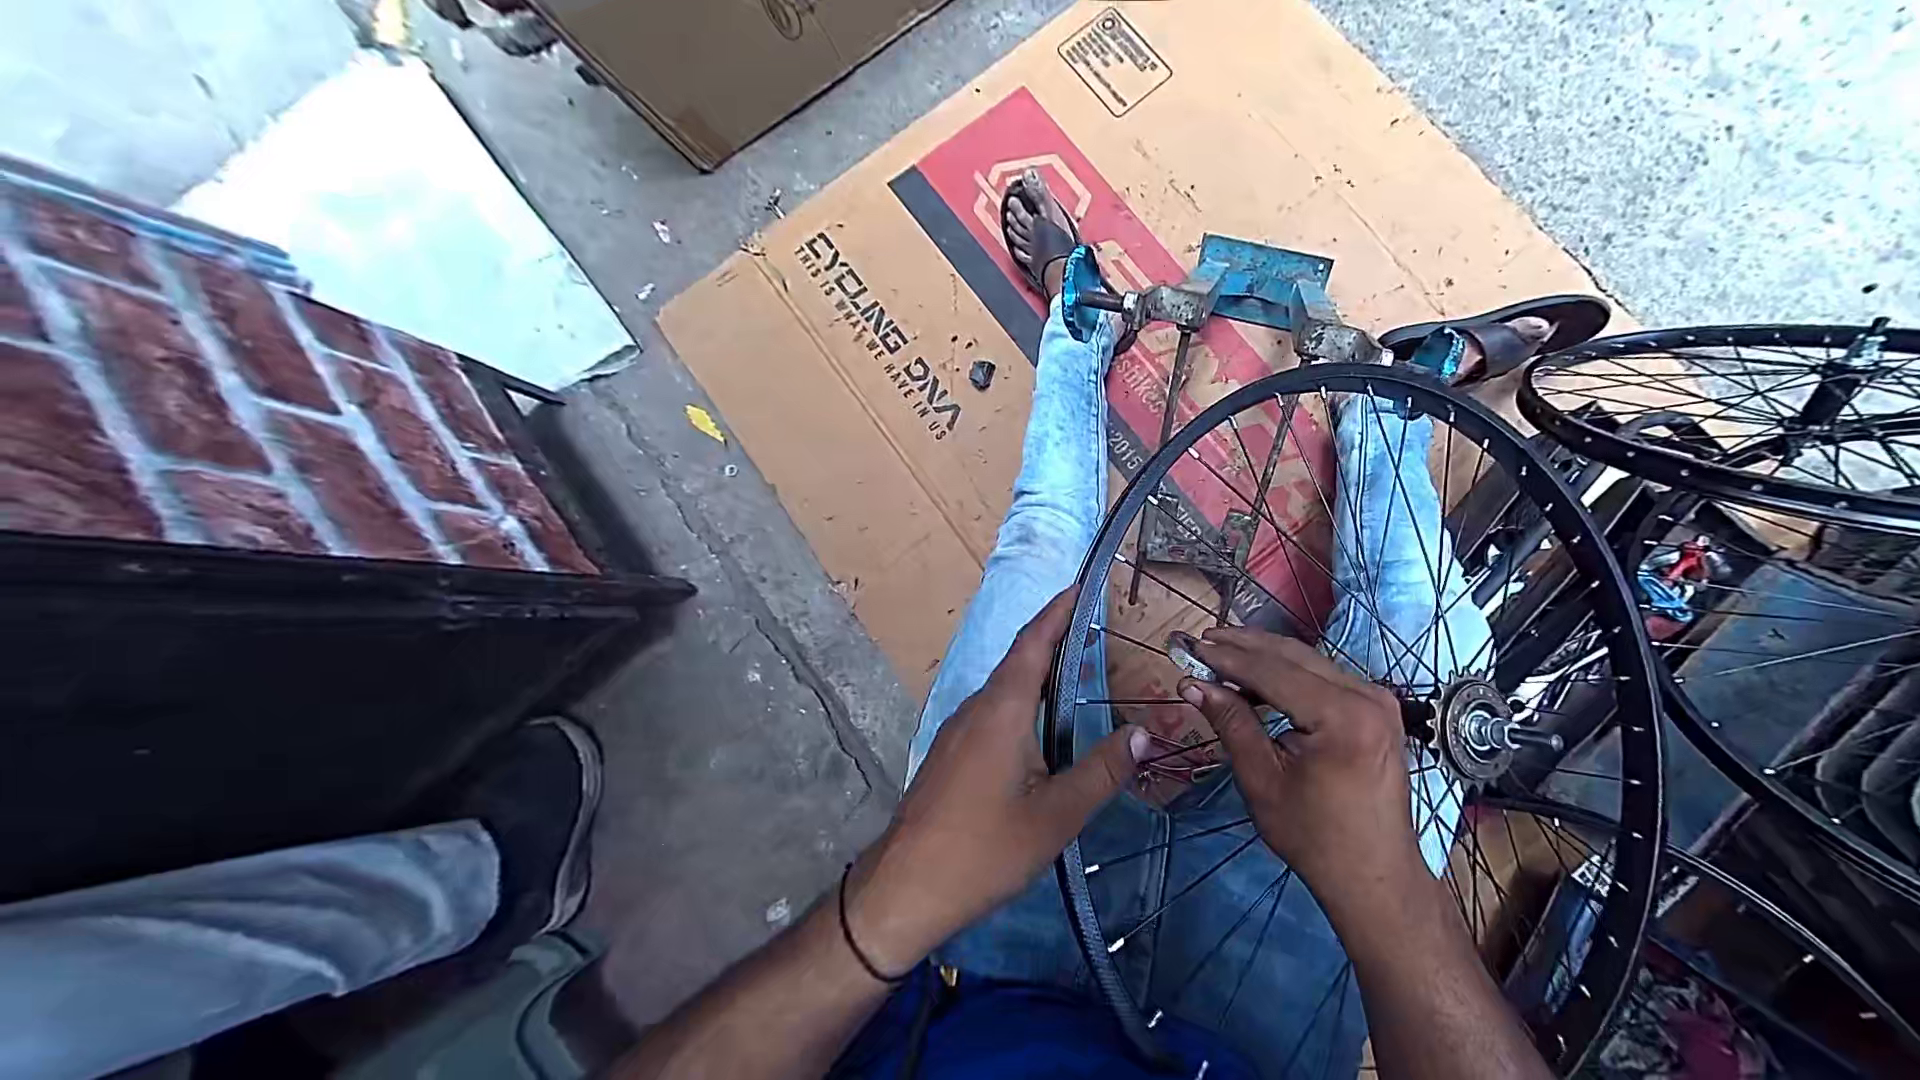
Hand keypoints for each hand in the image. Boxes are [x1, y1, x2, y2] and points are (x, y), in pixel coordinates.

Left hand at [844, 589, 1149, 973]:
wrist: (906, 884)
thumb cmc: (984, 848)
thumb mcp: (1056, 815)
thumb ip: (1102, 771)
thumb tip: (1146, 732)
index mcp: (1001, 709)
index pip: (1033, 644)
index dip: (1057, 612)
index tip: (1079, 586)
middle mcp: (976, 707)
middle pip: (1018, 659)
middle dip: (1052, 635)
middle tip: (1091, 623)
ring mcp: (958, 728)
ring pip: (1004, 686)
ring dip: (1037, 668)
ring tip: (1075, 666)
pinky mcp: (952, 750)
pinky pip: (992, 708)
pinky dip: (1021, 697)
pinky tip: (1038, 722)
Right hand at [1179, 628, 1425, 903]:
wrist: (1375, 876)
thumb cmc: (1314, 835)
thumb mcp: (1262, 779)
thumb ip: (1231, 722)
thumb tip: (1192, 684)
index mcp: (1343, 717)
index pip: (1272, 671)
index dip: (1226, 658)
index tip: (1190, 646)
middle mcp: (1367, 697)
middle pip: (1292, 656)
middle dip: (1242, 646)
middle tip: (1200, 640)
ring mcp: (1377, 700)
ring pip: (1307, 660)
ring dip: (1261, 654)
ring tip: (1219, 651)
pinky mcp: (1375, 708)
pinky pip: (1321, 675)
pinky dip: (1284, 671)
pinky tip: (1254, 675)